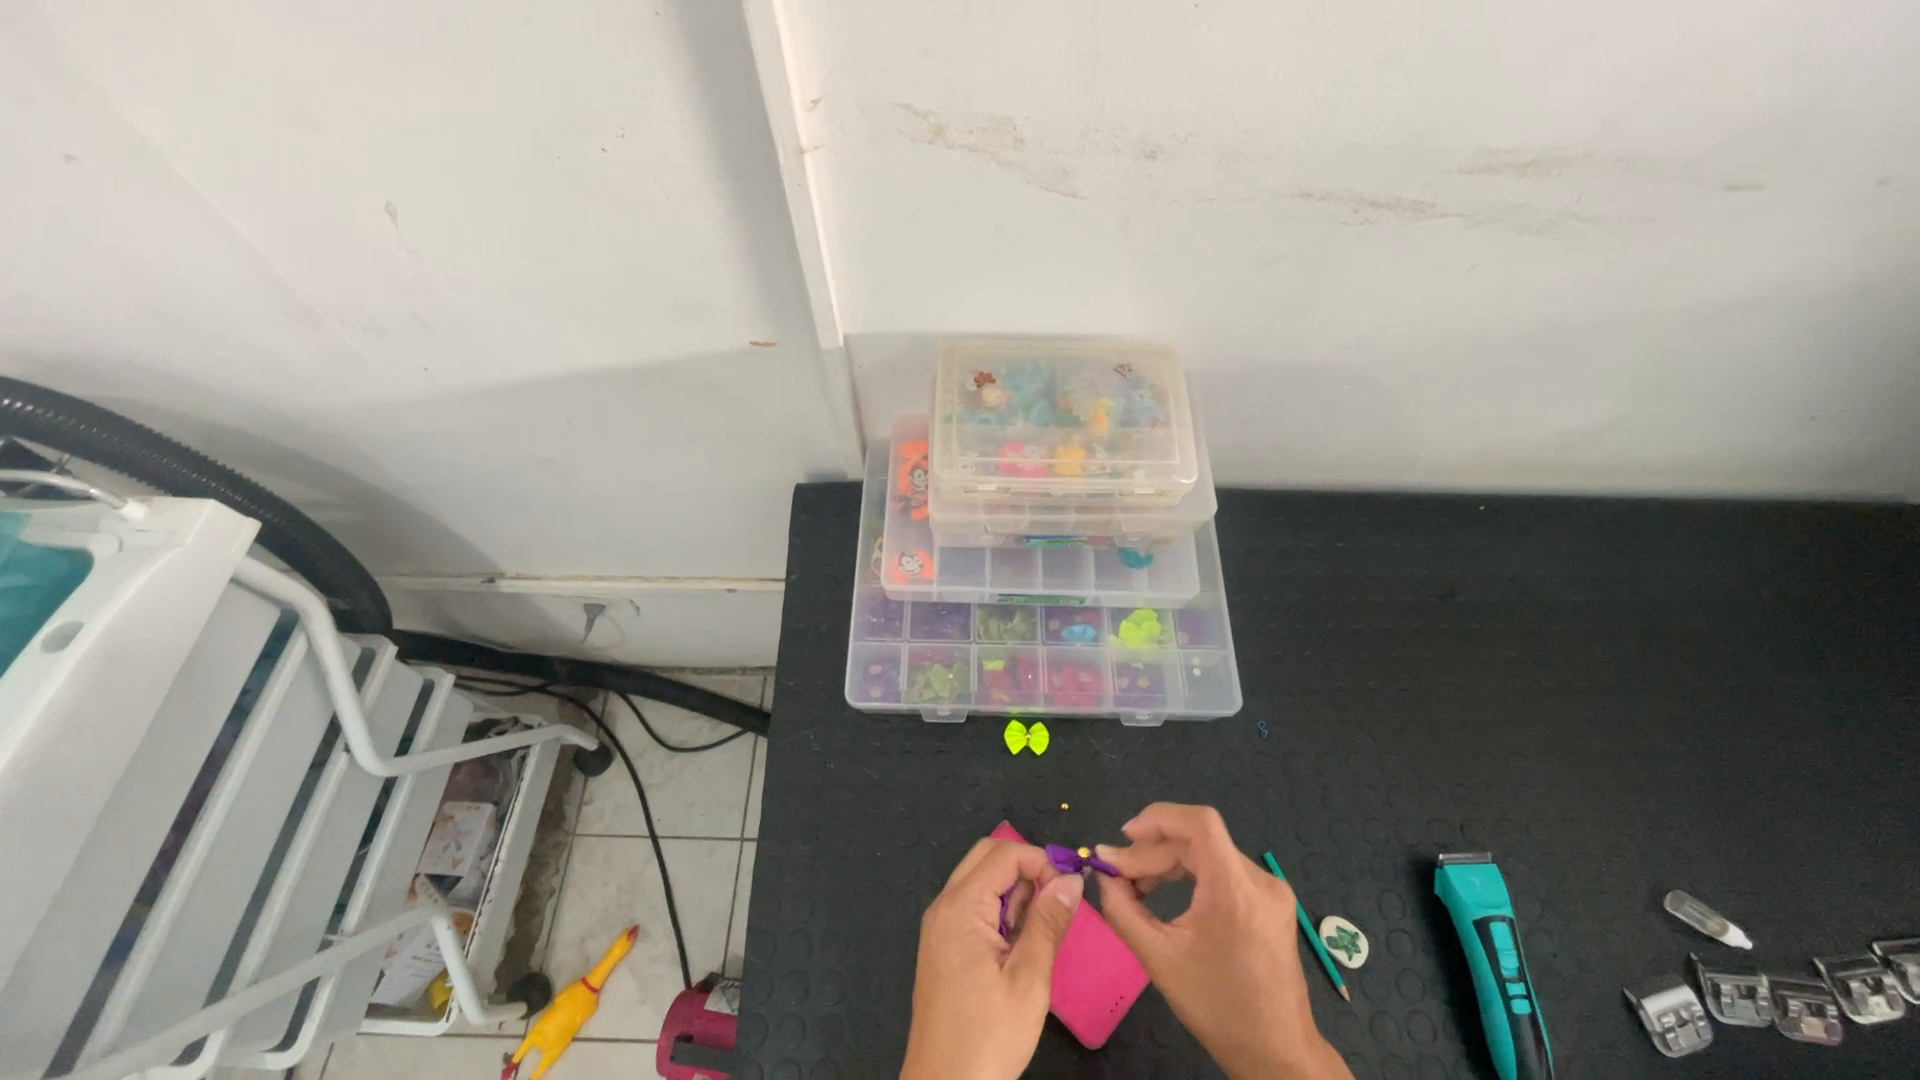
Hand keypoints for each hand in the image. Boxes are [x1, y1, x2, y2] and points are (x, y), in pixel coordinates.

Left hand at [902, 838, 1084, 1079]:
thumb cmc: (989, 1036)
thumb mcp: (1029, 979)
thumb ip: (1048, 922)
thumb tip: (1070, 878)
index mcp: (960, 907)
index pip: (1004, 853)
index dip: (1042, 861)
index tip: (1070, 890)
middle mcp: (944, 906)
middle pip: (988, 857)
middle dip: (1027, 869)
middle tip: (1055, 906)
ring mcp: (940, 925)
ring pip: (981, 880)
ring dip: (1014, 891)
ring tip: (1036, 934)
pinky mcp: (943, 944)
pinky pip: (973, 905)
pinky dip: (999, 910)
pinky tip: (1017, 945)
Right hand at [1095, 804, 1352, 1079]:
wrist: (1277, 1051)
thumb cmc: (1217, 1008)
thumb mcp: (1158, 958)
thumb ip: (1123, 910)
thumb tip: (1103, 875)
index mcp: (1235, 890)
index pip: (1199, 823)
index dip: (1157, 818)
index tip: (1123, 838)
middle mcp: (1259, 880)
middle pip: (1197, 840)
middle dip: (1152, 852)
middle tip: (1115, 874)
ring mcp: (1270, 890)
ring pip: (1209, 853)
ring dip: (1169, 862)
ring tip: (1135, 886)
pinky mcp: (1270, 902)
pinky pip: (1223, 870)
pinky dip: (1190, 874)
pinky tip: (1166, 892)